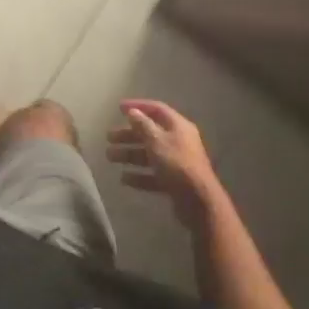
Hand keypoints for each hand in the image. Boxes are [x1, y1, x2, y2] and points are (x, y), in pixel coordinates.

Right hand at [107, 99, 223, 220]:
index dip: (137, 106)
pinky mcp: (174, 182)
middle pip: (149, 133)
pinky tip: (124, 178)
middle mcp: (178, 142)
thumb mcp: (156, 140)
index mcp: (178, 127)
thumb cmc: (176, 163)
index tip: (118, 108)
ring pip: (149, 154)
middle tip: (109, 137)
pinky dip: (139, 175)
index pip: (156, 109)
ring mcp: (176, 163)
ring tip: (110, 157)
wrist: (198, 201)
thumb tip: (133, 112)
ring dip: (129, 154)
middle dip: (128, 135)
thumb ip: (143, 125)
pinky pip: (153, 174)